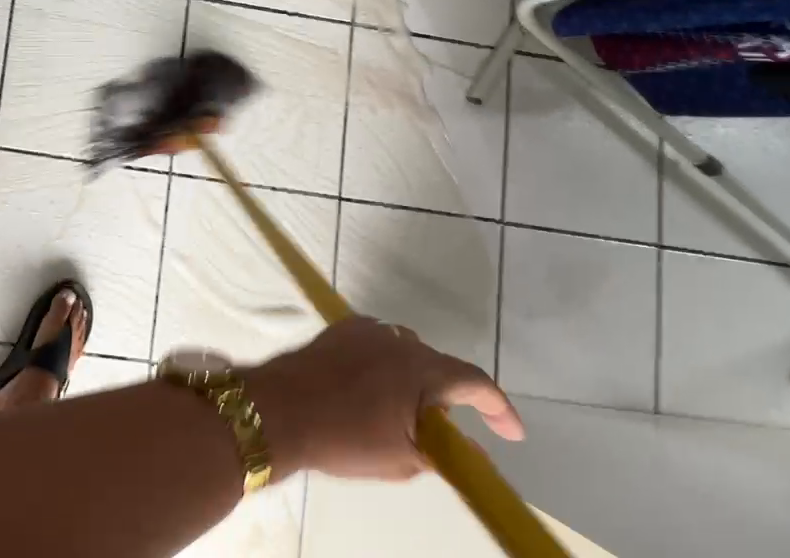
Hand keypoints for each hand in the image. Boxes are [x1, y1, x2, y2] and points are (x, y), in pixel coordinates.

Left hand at [246, 317, 524, 480]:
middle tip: (447, 430)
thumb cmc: (343, 437)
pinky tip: (375, 388)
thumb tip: (473, 452)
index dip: (500, 409)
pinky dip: (387, 363)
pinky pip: (377, 343)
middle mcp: (397, 340)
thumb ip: (445, 452)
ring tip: (407, 411)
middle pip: (440, 365)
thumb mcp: (404, 458)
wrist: (277, 411)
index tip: (512, 434)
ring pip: (407, 351)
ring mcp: (363, 330)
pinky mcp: (337, 331)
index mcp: (421, 369)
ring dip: (417, 377)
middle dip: (451, 396)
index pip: (476, 382)